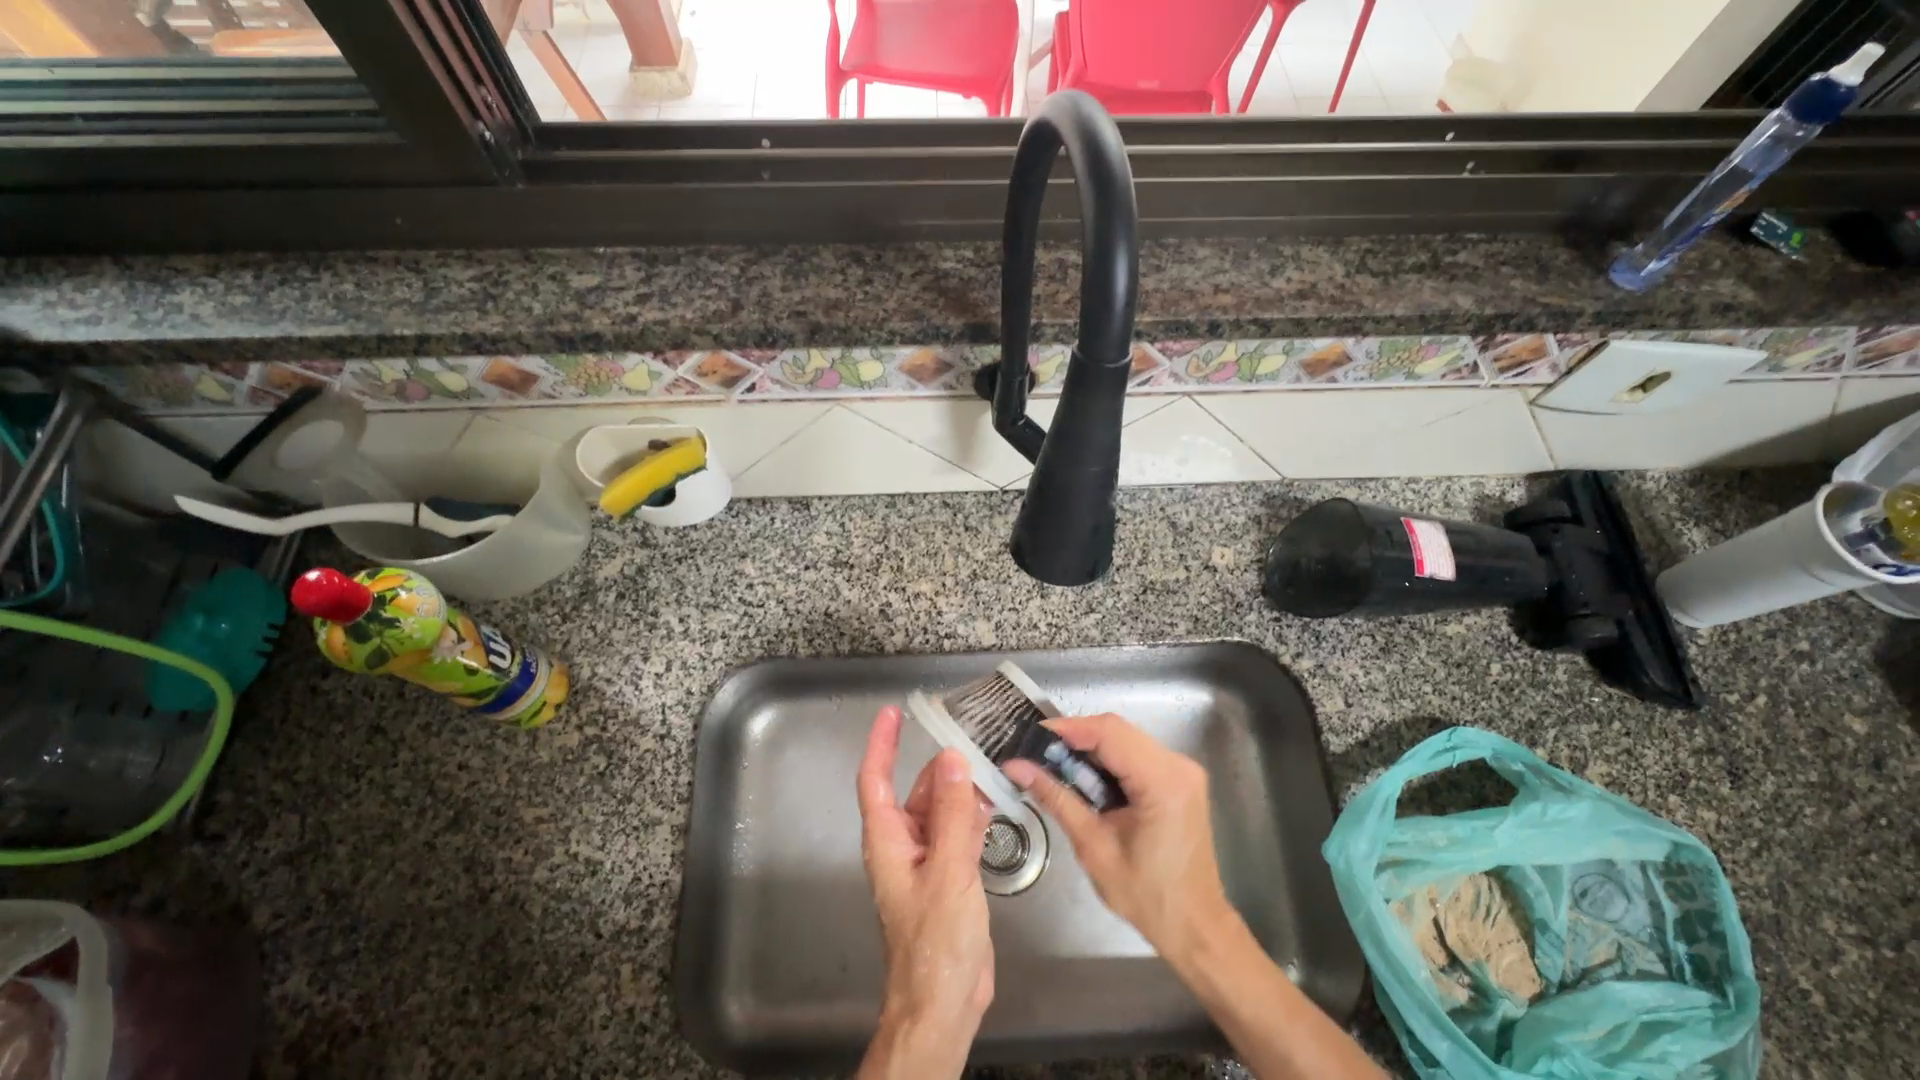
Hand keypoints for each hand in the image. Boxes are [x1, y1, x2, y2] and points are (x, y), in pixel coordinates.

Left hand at [855, 706, 992, 1079]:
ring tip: (991, 766)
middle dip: (940, 768)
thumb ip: (952, 814)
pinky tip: (995, 805)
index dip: (881, 745)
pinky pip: (956, 834)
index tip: (892, 713)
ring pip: (940, 812)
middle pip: (916, 793)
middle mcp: (903, 846)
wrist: (943, 1001)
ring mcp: (926, 863)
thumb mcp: (948, 872)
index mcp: (888, 841)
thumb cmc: (936, 942)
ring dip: (960, 792)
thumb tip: (952, 759)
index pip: (876, 780)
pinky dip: (972, 817)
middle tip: (973, 740)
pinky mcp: (948, 879)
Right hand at [1002, 713, 1231, 962]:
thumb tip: (1017, 766)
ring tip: (1053, 766)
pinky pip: (1137, 756)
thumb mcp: (1093, 846)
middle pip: (1118, 731)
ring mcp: (1183, 771)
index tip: (1031, 736)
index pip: (1110, 733)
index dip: (1068, 729)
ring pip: (1127, 740)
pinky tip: (1084, 779)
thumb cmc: (1146, 895)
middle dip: (1075, 739)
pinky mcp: (1180, 781)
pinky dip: (1108, 762)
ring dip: (1090, 750)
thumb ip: (1057, 798)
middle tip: (1036, 754)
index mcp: (1164, 782)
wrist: (1193, 924)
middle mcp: (1179, 766)